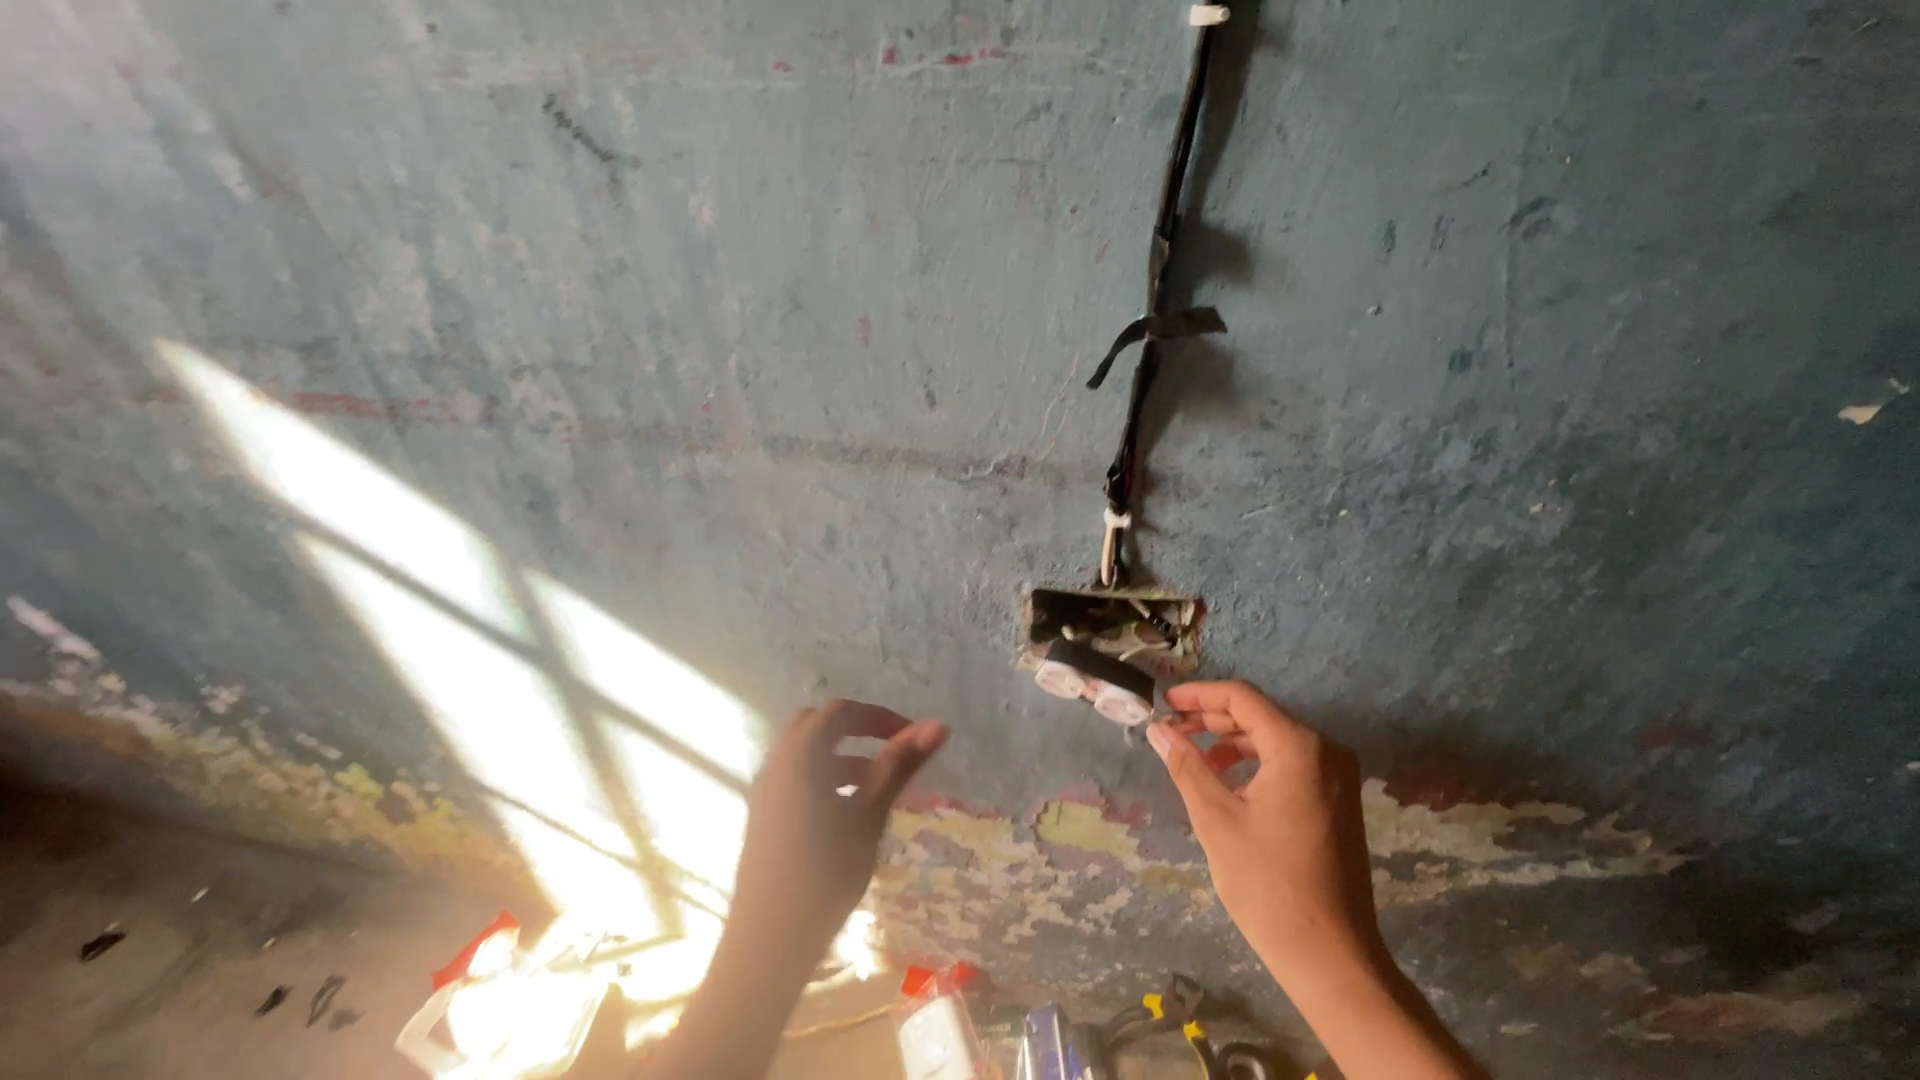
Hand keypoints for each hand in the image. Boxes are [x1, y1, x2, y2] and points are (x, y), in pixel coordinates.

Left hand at [733, 701, 947, 941]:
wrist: (768, 941)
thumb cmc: (826, 875)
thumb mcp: (869, 817)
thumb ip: (900, 767)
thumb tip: (938, 725)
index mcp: (801, 755)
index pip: (842, 712)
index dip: (880, 718)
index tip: (913, 739)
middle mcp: (777, 763)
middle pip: (818, 726)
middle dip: (857, 733)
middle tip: (891, 758)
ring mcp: (764, 791)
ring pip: (805, 754)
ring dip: (842, 759)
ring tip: (876, 793)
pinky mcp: (761, 817)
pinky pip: (794, 778)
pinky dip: (823, 779)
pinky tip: (845, 817)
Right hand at [1147, 680, 1380, 981]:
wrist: (1329, 952)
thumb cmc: (1267, 883)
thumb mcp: (1216, 819)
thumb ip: (1187, 765)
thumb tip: (1159, 730)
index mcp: (1299, 747)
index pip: (1242, 698)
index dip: (1199, 696)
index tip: (1164, 703)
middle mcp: (1326, 751)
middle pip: (1260, 716)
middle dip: (1212, 719)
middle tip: (1171, 732)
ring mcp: (1338, 777)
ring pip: (1275, 740)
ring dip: (1231, 743)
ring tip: (1193, 761)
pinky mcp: (1338, 800)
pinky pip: (1291, 764)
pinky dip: (1255, 764)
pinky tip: (1227, 785)